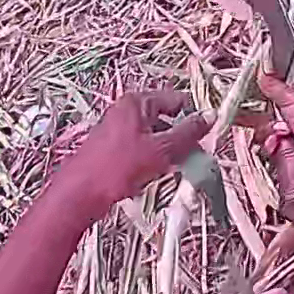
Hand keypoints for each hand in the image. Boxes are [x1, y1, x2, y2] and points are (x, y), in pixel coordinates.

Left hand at [52, 90, 210, 220]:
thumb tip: (213, 115)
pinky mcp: (113, 149)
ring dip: (167, 154)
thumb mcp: (161, 149)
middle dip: (180, 140)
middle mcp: (127, 111)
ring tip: (168, 172)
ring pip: (155, 137)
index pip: (178, 100)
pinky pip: (142, 150)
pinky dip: (151, 161)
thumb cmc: (119, 167)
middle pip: (167, 119)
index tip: (203, 141)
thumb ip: (189, 132)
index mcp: (137, 102)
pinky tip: (150, 178)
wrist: (80, 194)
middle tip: (189, 161)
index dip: (193, 119)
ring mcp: (118, 129)